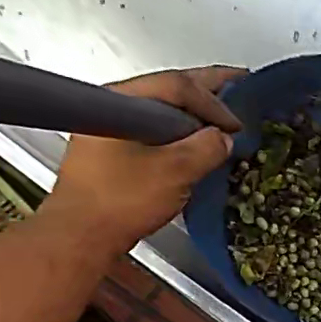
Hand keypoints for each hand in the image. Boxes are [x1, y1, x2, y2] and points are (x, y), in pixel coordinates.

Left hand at [40, 65, 246, 254]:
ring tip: (222, 119)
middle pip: (168, 91)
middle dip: (206, 90)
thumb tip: (223, 138)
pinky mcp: (112, 156)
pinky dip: (178, 136)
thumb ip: (206, 149)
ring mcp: (110, 132)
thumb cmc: (121, 201)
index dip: (214, 101)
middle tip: (239, 85)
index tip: (237, 123)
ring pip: (160, 113)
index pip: (178, 86)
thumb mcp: (175, 172)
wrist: (82, 236)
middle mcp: (113, 108)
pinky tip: (195, 147)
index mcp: (123, 101)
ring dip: (193, 116)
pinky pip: (153, 135)